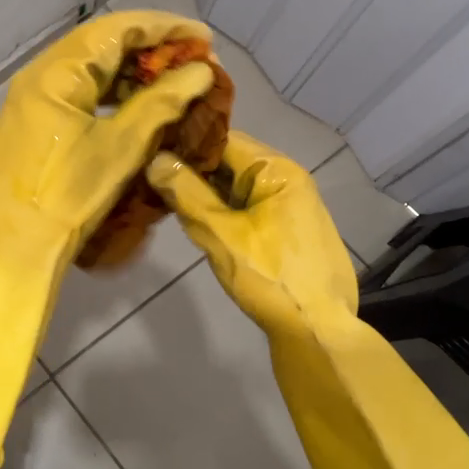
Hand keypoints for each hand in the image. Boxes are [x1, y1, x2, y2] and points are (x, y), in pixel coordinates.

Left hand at [0, 11, 215, 468]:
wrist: (11, 244)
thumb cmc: (66, 195)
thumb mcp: (120, 147)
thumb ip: (162, 102)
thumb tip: (199, 70)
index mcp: (54, 73)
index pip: (115, 29)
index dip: (163, 28)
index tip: (203, 38)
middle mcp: (37, 77)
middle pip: (100, 45)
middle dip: (150, 50)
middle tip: (193, 63)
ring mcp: (30, 100)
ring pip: (88, 71)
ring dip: (131, 74)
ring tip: (174, 87)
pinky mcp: (32, 124)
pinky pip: (77, 94)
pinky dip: (110, 96)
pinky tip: (138, 109)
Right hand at [147, 131, 359, 336]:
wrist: (317, 330)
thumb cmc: (268, 275)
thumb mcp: (218, 233)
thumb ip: (184, 192)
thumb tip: (155, 158)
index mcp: (277, 171)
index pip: (223, 139)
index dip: (185, 143)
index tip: (151, 152)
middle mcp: (290, 179)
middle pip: (232, 162)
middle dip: (194, 172)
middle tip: (155, 183)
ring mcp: (295, 205)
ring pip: (240, 187)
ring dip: (208, 194)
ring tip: (172, 204)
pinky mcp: (293, 229)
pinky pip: (251, 207)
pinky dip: (226, 210)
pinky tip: (205, 227)